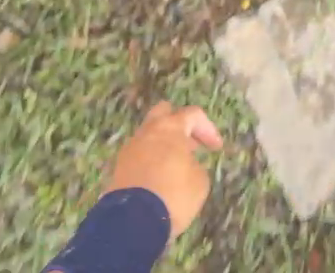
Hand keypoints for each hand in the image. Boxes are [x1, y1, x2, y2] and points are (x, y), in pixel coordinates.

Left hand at [105, 102, 224, 240]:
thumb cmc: (173, 195)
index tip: (216, 148)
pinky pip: (139, 154)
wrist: (132, 222)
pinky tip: (158, 178)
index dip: (208, 128)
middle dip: (179, 124)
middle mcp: (149, 131)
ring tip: (175, 166)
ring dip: (163, 144)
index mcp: (171, 127)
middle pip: (164, 112)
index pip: (193, 114)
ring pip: (149, 134)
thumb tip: (187, 164)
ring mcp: (130, 148)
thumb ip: (196, 165)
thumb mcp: (200, 182)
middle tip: (190, 144)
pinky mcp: (118, 167)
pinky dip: (150, 160)